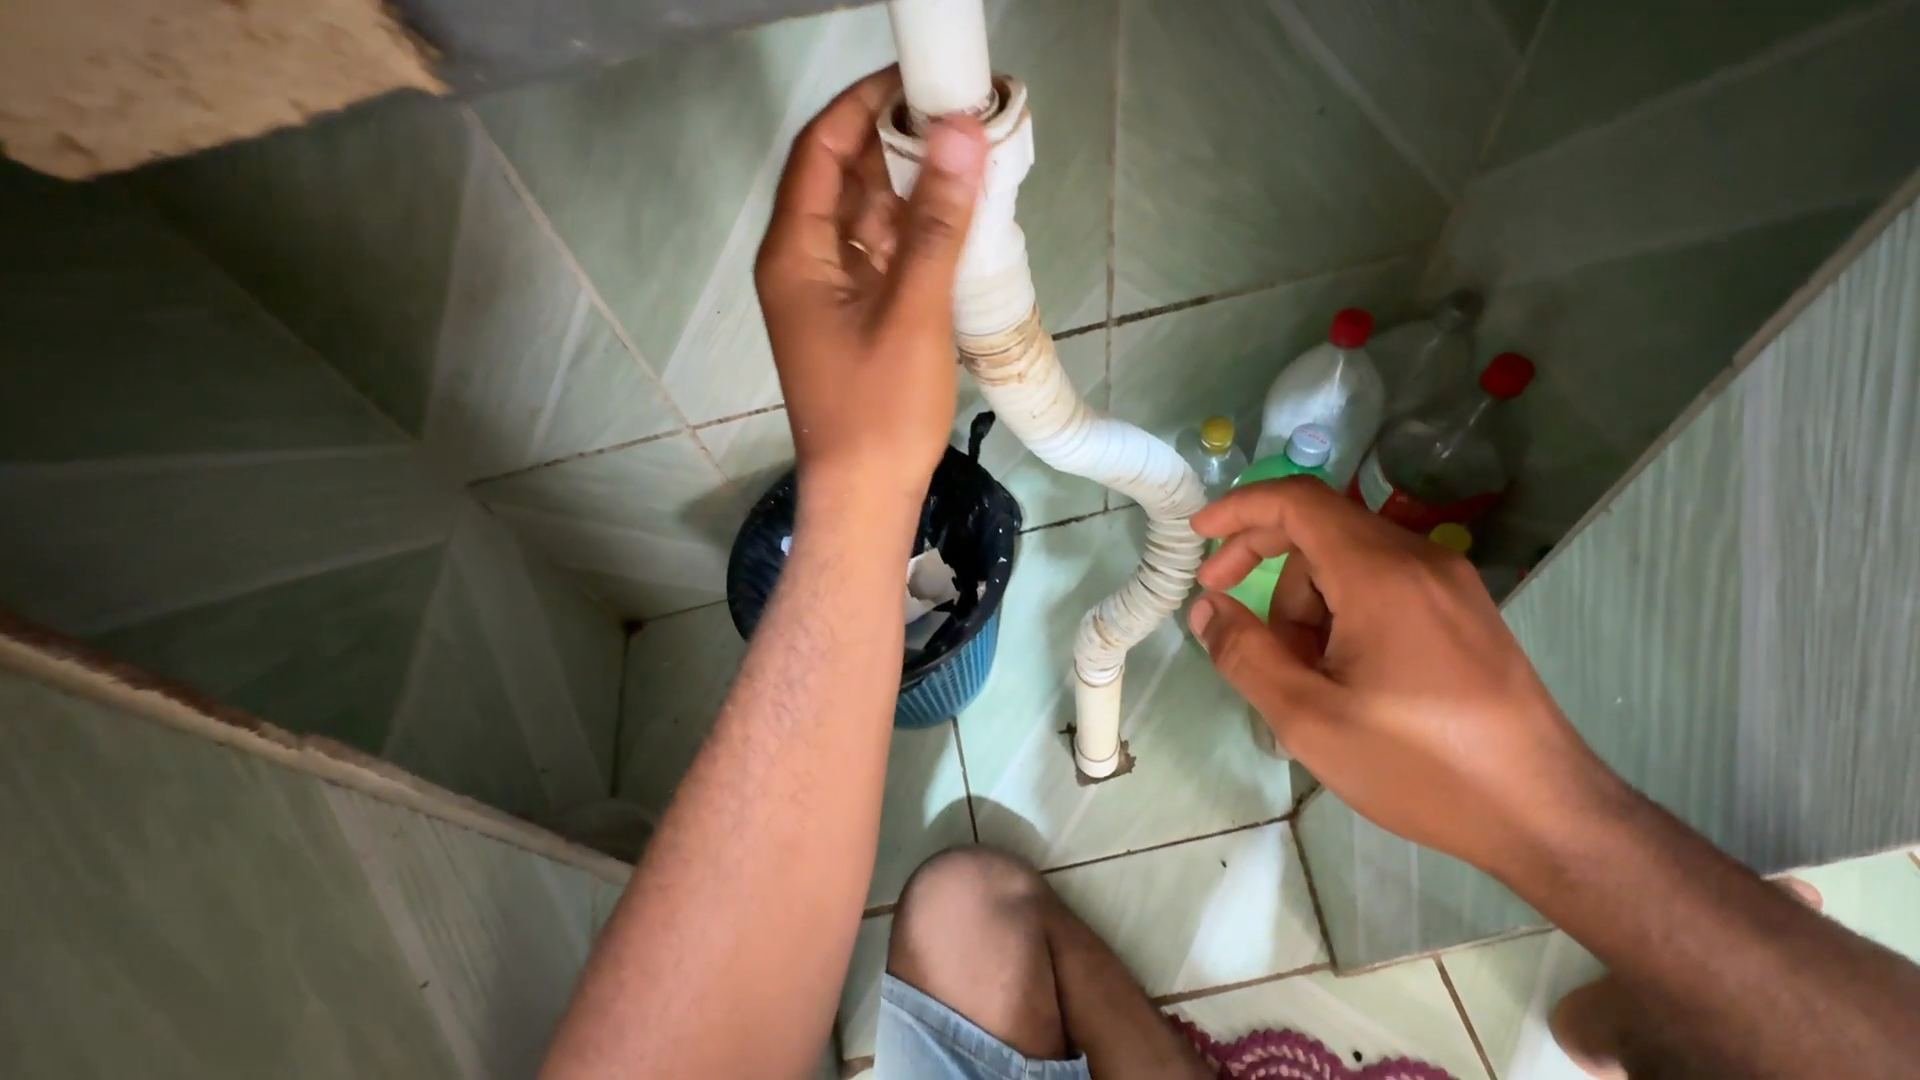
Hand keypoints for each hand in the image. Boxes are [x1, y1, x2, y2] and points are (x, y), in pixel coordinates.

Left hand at [755, 68, 989, 509]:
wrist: (865, 495)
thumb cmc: (881, 409)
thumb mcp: (912, 311)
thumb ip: (936, 223)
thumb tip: (960, 132)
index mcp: (794, 253)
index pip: (820, 149)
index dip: (865, 105)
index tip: (921, 84)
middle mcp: (802, 265)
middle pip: (843, 180)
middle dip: (896, 147)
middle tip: (960, 122)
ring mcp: (828, 295)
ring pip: (866, 221)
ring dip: (911, 192)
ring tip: (969, 164)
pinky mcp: (853, 321)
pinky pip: (880, 259)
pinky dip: (913, 238)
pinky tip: (956, 225)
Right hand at [1187, 478, 1622, 878]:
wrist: (1546, 815)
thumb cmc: (1419, 766)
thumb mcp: (1308, 718)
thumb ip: (1244, 653)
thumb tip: (1206, 608)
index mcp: (1381, 575)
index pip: (1298, 501)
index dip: (1239, 509)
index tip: (1198, 537)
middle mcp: (1420, 561)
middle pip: (1318, 533)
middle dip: (1266, 572)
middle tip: (1236, 627)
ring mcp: (1450, 584)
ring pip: (1347, 564)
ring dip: (1307, 607)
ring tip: (1310, 680)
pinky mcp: (1463, 611)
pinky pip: (1381, 586)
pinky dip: (1342, 614)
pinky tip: (1344, 675)